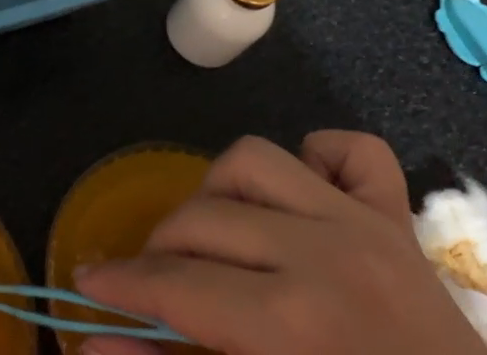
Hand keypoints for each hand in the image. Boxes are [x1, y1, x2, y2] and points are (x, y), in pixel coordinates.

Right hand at [74, 132, 486, 354]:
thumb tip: (90, 344)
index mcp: (291, 320)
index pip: (176, 284)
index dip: (121, 285)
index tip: (86, 285)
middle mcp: (325, 253)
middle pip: (201, 219)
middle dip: (158, 250)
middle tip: (152, 283)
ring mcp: (368, 226)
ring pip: (255, 160)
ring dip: (220, 192)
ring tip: (216, 236)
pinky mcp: (400, 219)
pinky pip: (351, 150)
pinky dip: (317, 159)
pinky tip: (300, 197)